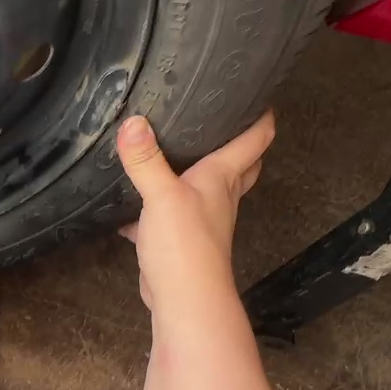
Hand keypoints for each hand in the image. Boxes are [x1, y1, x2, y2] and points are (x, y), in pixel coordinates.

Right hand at [115, 111, 275, 311]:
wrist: (183, 296)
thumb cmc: (185, 243)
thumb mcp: (161, 195)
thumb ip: (146, 160)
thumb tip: (133, 123)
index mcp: (222, 177)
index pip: (256, 137)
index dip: (260, 114)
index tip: (256, 94)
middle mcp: (218, 195)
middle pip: (240, 164)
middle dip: (236, 144)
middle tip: (220, 123)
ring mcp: (201, 219)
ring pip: (205, 189)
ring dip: (196, 174)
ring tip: (173, 154)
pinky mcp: (178, 240)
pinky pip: (169, 215)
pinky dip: (153, 208)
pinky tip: (130, 206)